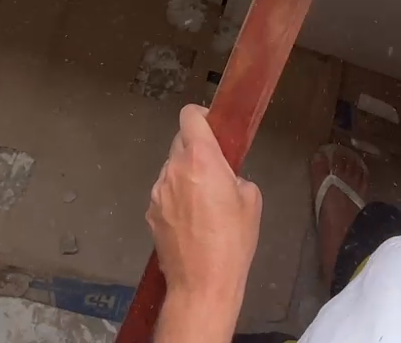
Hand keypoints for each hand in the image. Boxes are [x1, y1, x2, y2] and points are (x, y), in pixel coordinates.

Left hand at [147, 105, 261, 333]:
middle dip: (196, 147)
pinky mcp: (150, 213)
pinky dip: (176, 195)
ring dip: (185, 173)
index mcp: (200, 158)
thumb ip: (234, 173)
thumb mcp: (250, 198)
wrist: (202, 285)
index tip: (214, 128)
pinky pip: (164, 191)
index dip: (202, 115)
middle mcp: (173, 168)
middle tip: (214, 167)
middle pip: (180, 140)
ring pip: (172, 167)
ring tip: (202, 200)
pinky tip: (190, 219)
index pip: (190, 115)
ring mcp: (158, 191)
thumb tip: (223, 175)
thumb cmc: (232, 239)